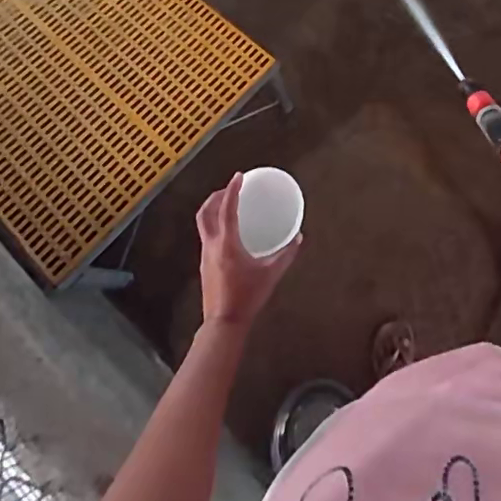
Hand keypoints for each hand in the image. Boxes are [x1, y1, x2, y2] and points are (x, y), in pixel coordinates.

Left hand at [198, 172, 298, 326]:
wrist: (224, 323)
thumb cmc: (247, 297)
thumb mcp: (271, 274)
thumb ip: (286, 254)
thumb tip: (298, 237)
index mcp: (227, 243)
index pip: (226, 209)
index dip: (232, 190)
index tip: (239, 176)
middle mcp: (212, 245)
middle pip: (206, 212)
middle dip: (216, 196)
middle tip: (230, 188)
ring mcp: (205, 255)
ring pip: (203, 224)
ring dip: (213, 209)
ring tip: (227, 204)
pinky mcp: (205, 264)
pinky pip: (207, 235)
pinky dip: (214, 224)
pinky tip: (227, 230)